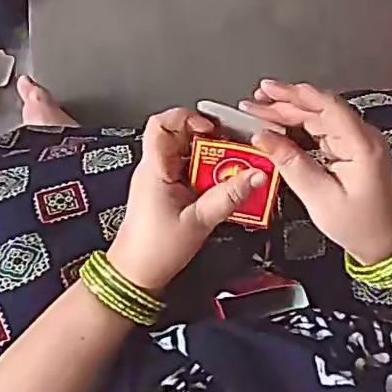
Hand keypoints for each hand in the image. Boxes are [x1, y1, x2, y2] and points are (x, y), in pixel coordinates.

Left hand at [107, 108, 267, 290]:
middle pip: (181, 134)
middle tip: (234, 149)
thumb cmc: (154, 250)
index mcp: (155, 168)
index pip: (162, 123)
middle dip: (211, 138)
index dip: (188, 117)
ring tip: (233, 167)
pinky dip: (208, 170)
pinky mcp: (167, 189)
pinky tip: (223, 183)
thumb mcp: (199, 222)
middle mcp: (155, 167)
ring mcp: (160, 177)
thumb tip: (256, 175)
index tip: (212, 129)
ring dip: (212, 155)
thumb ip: (229, 197)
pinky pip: (190, 168)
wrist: (135, 274)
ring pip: (188, 151)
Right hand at [240, 80, 391, 265]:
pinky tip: (275, 123)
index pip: (329, 107)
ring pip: (316, 115)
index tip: (270, 89)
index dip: (297, 94)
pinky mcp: (347, 145)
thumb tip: (263, 138)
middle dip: (284, 102)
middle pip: (319, 108)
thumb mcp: (319, 198)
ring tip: (258, 109)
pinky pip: (318, 126)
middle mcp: (361, 136)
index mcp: (362, 146)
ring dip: (287, 110)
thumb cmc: (359, 224)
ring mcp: (355, 139)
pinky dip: (295, 123)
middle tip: (253, 102)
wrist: (384, 239)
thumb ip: (291, 164)